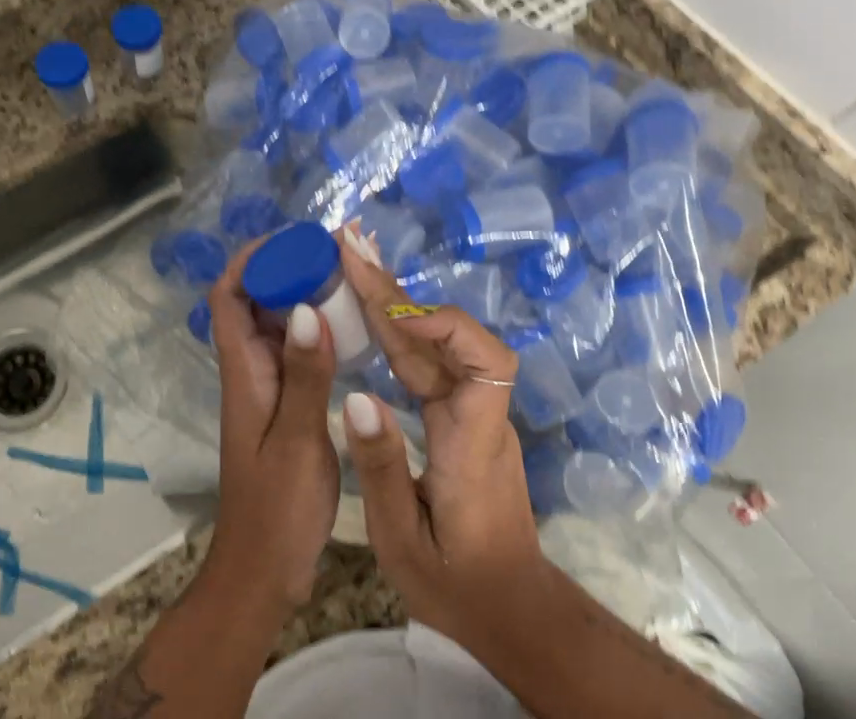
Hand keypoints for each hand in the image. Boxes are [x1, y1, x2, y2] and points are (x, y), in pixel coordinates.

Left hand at [203, 240, 340, 610]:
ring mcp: (267, 390)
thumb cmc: (278, 509)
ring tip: (354, 278)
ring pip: (280, 326)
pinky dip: (319, 333)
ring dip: (307, 297)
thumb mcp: (298, 440)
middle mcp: (250, 372)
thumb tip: (303, 307)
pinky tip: (355, 330)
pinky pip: (298, 354)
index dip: (254, 260)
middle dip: (290, 269)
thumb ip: (305, 376)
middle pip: (257, 303)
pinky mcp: (285, 407)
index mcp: (243, 373)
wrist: (265, 569)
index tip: (297, 239)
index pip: (230, 296)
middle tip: (342, 253)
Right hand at [334, 226, 545, 646]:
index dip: (440, 323)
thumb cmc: (456, 584)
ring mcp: (471, 414)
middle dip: (396, 292)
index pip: (483, 361)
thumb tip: (356, 398)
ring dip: (393, 302)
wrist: (508, 606)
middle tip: (347, 249)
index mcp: (472, 442)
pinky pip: (428, 363)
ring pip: (436, 344)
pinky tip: (368, 313)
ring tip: (349, 264)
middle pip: (449, 338)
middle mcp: (479, 415)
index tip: (388, 305)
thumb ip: (381, 467)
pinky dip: (396, 332)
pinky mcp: (458, 418)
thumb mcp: (403, 540)